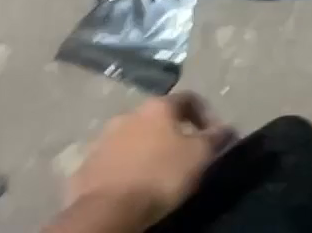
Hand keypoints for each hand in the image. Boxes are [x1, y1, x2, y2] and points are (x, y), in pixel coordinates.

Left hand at [65, 93, 232, 223]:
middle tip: (184, 154)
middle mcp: (128, 114)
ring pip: (132, 139)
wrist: (106, 212)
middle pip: (157, 118)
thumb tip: (227, 128)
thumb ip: (216, 137)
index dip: (206, 115)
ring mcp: (102, 140)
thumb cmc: (160, 176)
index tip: (215, 136)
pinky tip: (131, 185)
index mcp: (158, 106)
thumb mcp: (200, 155)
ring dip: (145, 149)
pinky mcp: (84, 168)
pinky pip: (111, 162)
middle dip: (172, 132)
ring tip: (156, 171)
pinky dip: (124, 169)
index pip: (189, 99)